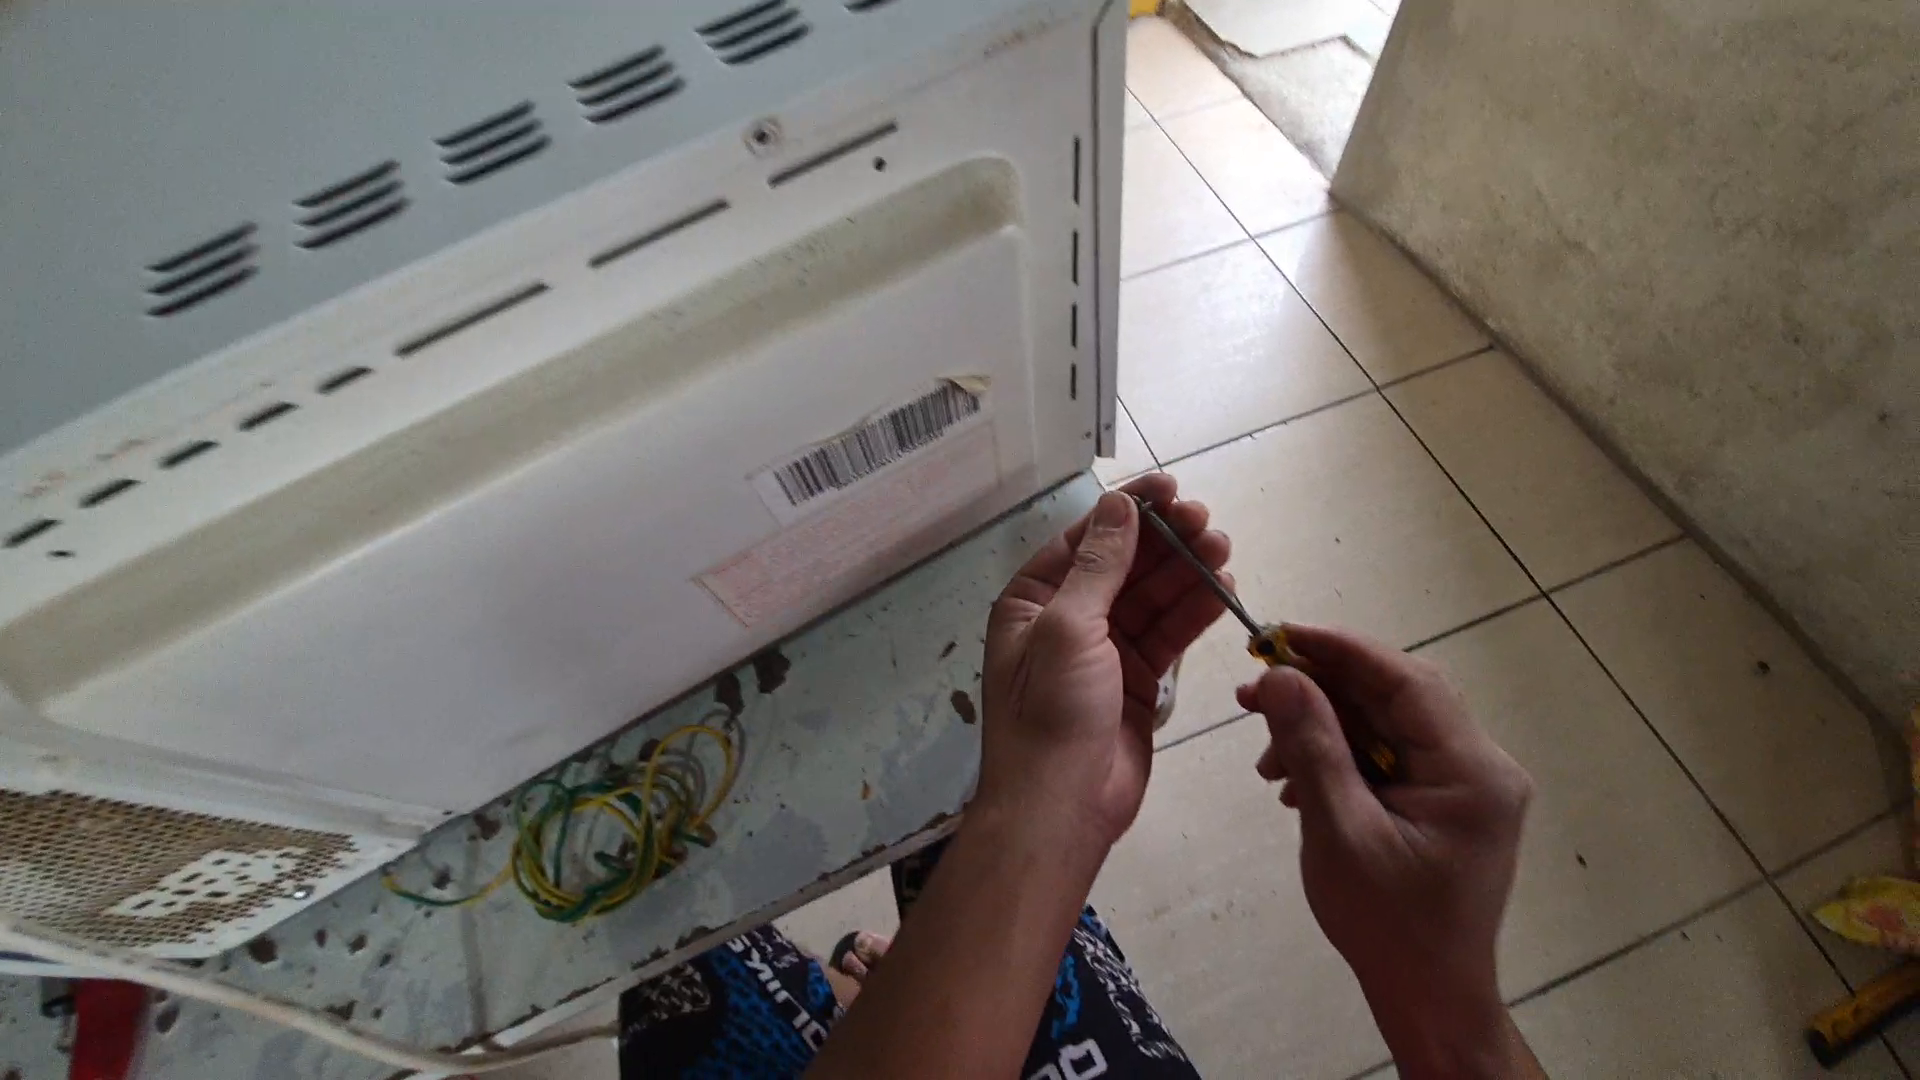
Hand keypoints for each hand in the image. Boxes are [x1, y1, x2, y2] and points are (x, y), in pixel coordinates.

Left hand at [976, 474, 1230, 849]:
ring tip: (1223, 546)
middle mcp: (1066, 619)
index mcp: (1033, 601)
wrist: (1060, 807)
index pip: (1085, 540)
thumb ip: (1098, 566)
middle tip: (1206, 519)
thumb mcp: (1067, 628)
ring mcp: (1103, 650)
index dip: (1128, 511)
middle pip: (1122, 566)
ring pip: (1149, 598)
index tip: (1171, 488)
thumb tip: (1118, 506)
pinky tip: (1221, 586)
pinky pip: (1167, 635)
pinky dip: (1192, 612)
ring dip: (1184, 572)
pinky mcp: (1136, 680)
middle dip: (1163, 542)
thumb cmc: (1050, 710)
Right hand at [1237, 626, 1536, 1076]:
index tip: (1278, 635)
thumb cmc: (1387, 923)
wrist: (1425, 996)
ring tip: (1263, 751)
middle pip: (1389, 694)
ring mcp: (1458, 779)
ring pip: (1378, 719)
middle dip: (1317, 687)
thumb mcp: (1340, 830)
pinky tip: (1290, 778)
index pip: (1405, 680)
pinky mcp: (1435, 795)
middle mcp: (1475, 764)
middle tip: (1253, 689)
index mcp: (1472, 771)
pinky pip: (1377, 749)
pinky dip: (1329, 751)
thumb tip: (1279, 674)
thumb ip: (1312, 746)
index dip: (1340, 649)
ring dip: (1316, 723)